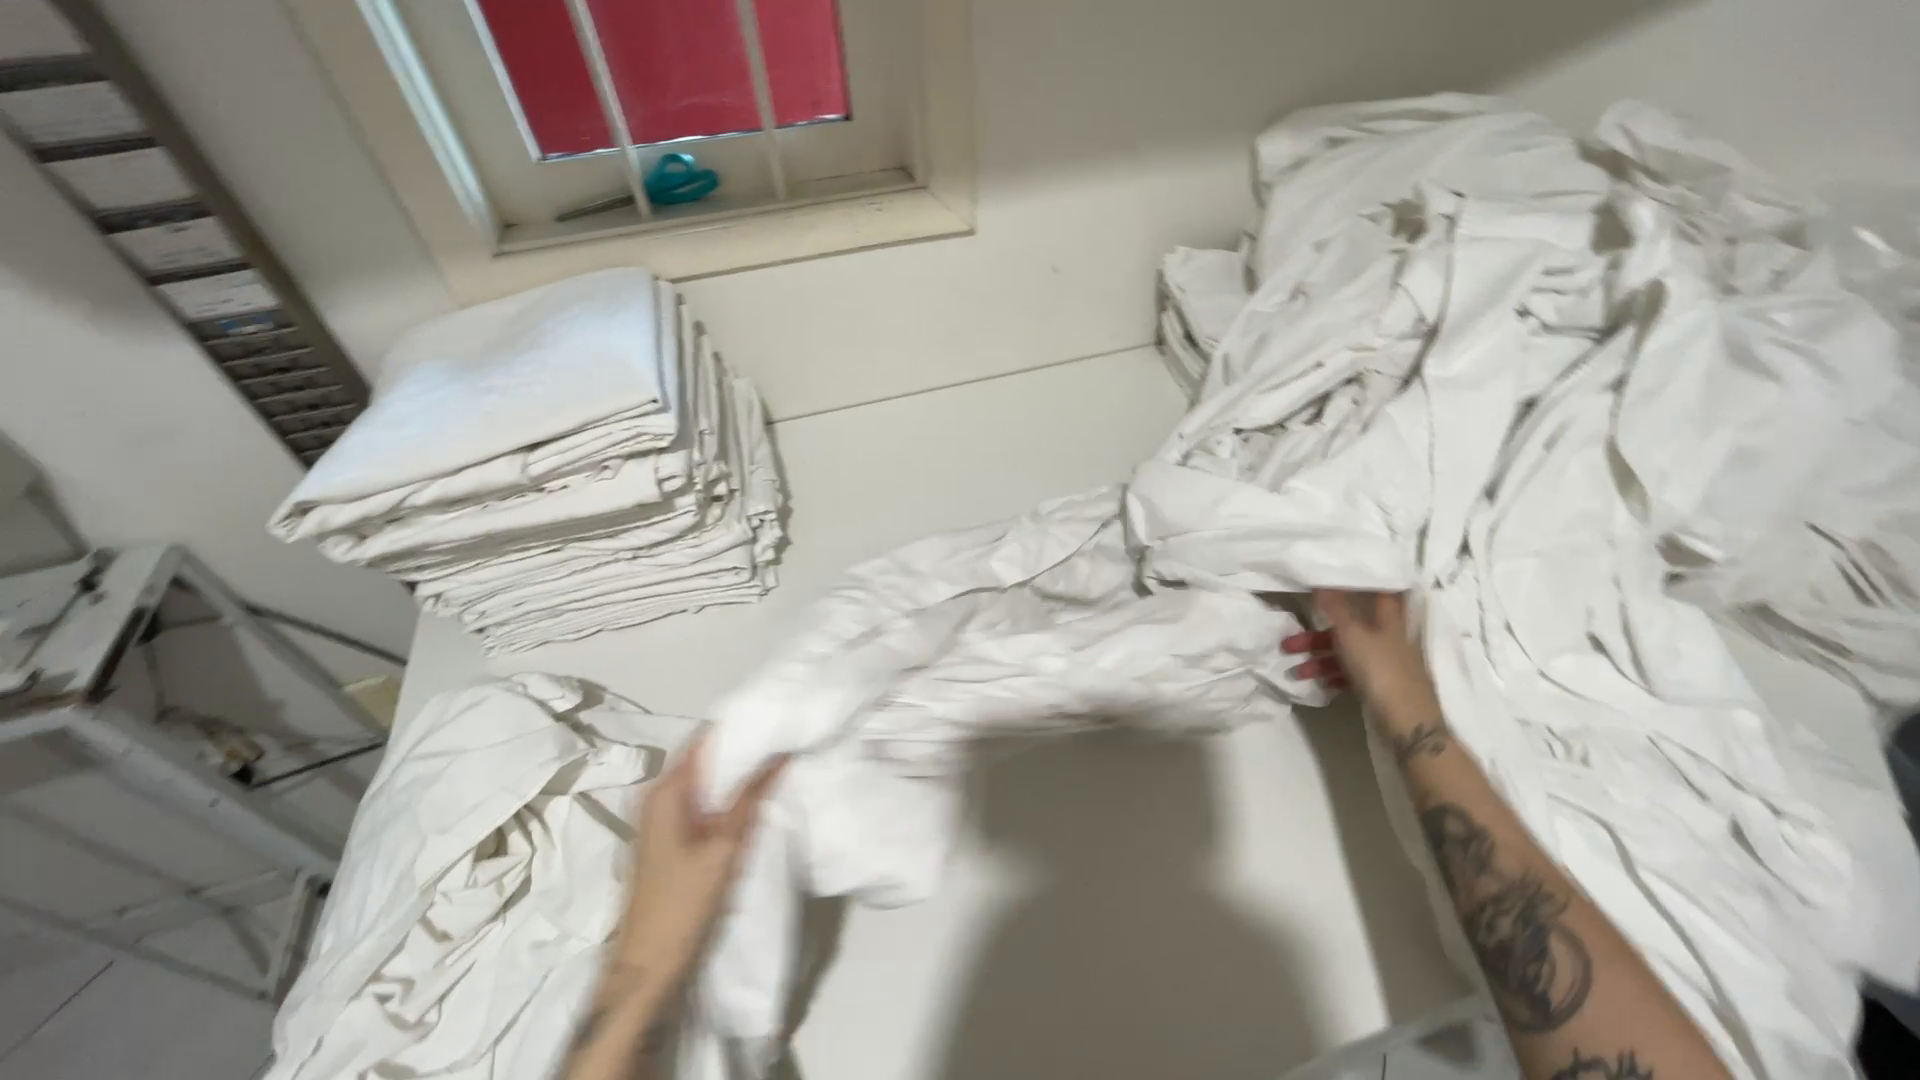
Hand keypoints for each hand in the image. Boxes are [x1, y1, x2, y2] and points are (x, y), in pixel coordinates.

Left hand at [612, 734, 787, 984]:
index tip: (779, 718)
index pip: (706, 741)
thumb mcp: (723, 848)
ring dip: (741, 777)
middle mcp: (660, 798)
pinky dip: (732, 800)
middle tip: (789, 740)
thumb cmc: (681, 905)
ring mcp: (665, 822)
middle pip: (707, 761)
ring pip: (709, 785)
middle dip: (746, 751)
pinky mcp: (674, 842)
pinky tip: (759, 802)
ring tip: (782, 765)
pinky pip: (707, 806)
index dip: (741, 727)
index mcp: (665, 792)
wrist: (647, 969)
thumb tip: (780, 753)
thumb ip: (750, 798)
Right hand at [1283, 590, 1442, 733]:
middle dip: (1318, 634)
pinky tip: (1320, 684)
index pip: (1379, 591)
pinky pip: (1354, 674)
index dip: (1359, 584)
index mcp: (1389, 618)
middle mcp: (1390, 636)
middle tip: (1289, 642)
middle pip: (1351, 627)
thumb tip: (1321, 580)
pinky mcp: (1383, 685)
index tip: (1334, 580)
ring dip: (1320, 660)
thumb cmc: (1380, 670)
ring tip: (1296, 672)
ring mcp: (1387, 663)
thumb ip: (1335, 608)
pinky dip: (1335, 676)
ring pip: (1348, 652)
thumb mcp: (1352, 634)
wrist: (1407, 722)